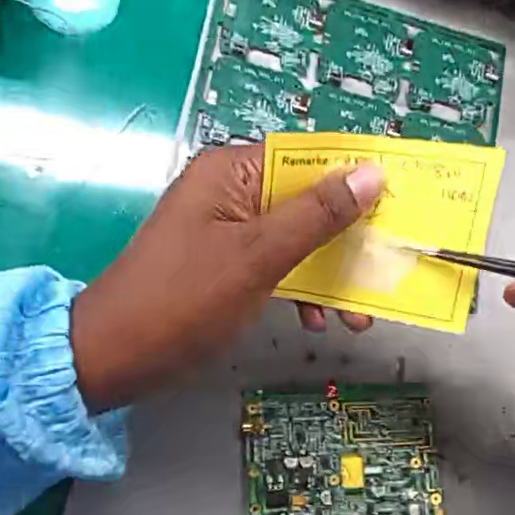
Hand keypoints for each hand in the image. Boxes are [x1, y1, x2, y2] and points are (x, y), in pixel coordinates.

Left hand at [71, 148, 385, 411]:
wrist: (113, 356)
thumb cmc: (183, 301)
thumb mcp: (257, 257)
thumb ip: (315, 215)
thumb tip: (371, 173)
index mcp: (230, 172)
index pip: (307, 157)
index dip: (357, 178)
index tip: (401, 206)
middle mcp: (228, 193)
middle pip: (305, 201)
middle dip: (349, 240)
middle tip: (388, 268)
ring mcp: (225, 232)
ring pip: (294, 239)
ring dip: (329, 274)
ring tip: (360, 314)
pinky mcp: (222, 266)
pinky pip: (274, 266)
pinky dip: (299, 290)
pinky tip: (316, 321)